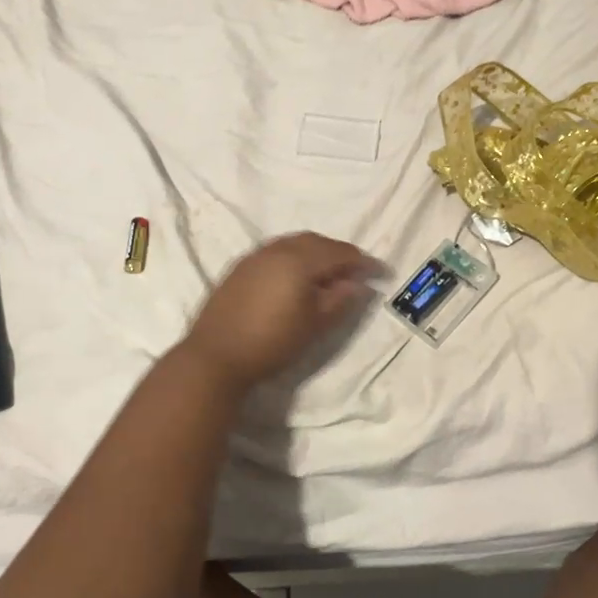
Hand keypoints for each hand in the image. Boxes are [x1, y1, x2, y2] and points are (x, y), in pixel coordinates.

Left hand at [180, 232, 378, 390]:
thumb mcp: (314, 325)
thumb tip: (359, 284)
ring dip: (316, 252)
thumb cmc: (271, 342)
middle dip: (339, 253)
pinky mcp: (239, 268)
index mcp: (298, 260)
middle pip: (316, 241)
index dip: (364, 262)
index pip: (340, 252)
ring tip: (329, 274)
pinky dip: (294, 257)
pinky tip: (297, 277)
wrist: (215, 356)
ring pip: (293, 243)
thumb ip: (340, 300)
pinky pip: (275, 251)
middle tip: (357, 271)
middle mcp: (276, 249)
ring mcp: (254, 256)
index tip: (382, 272)